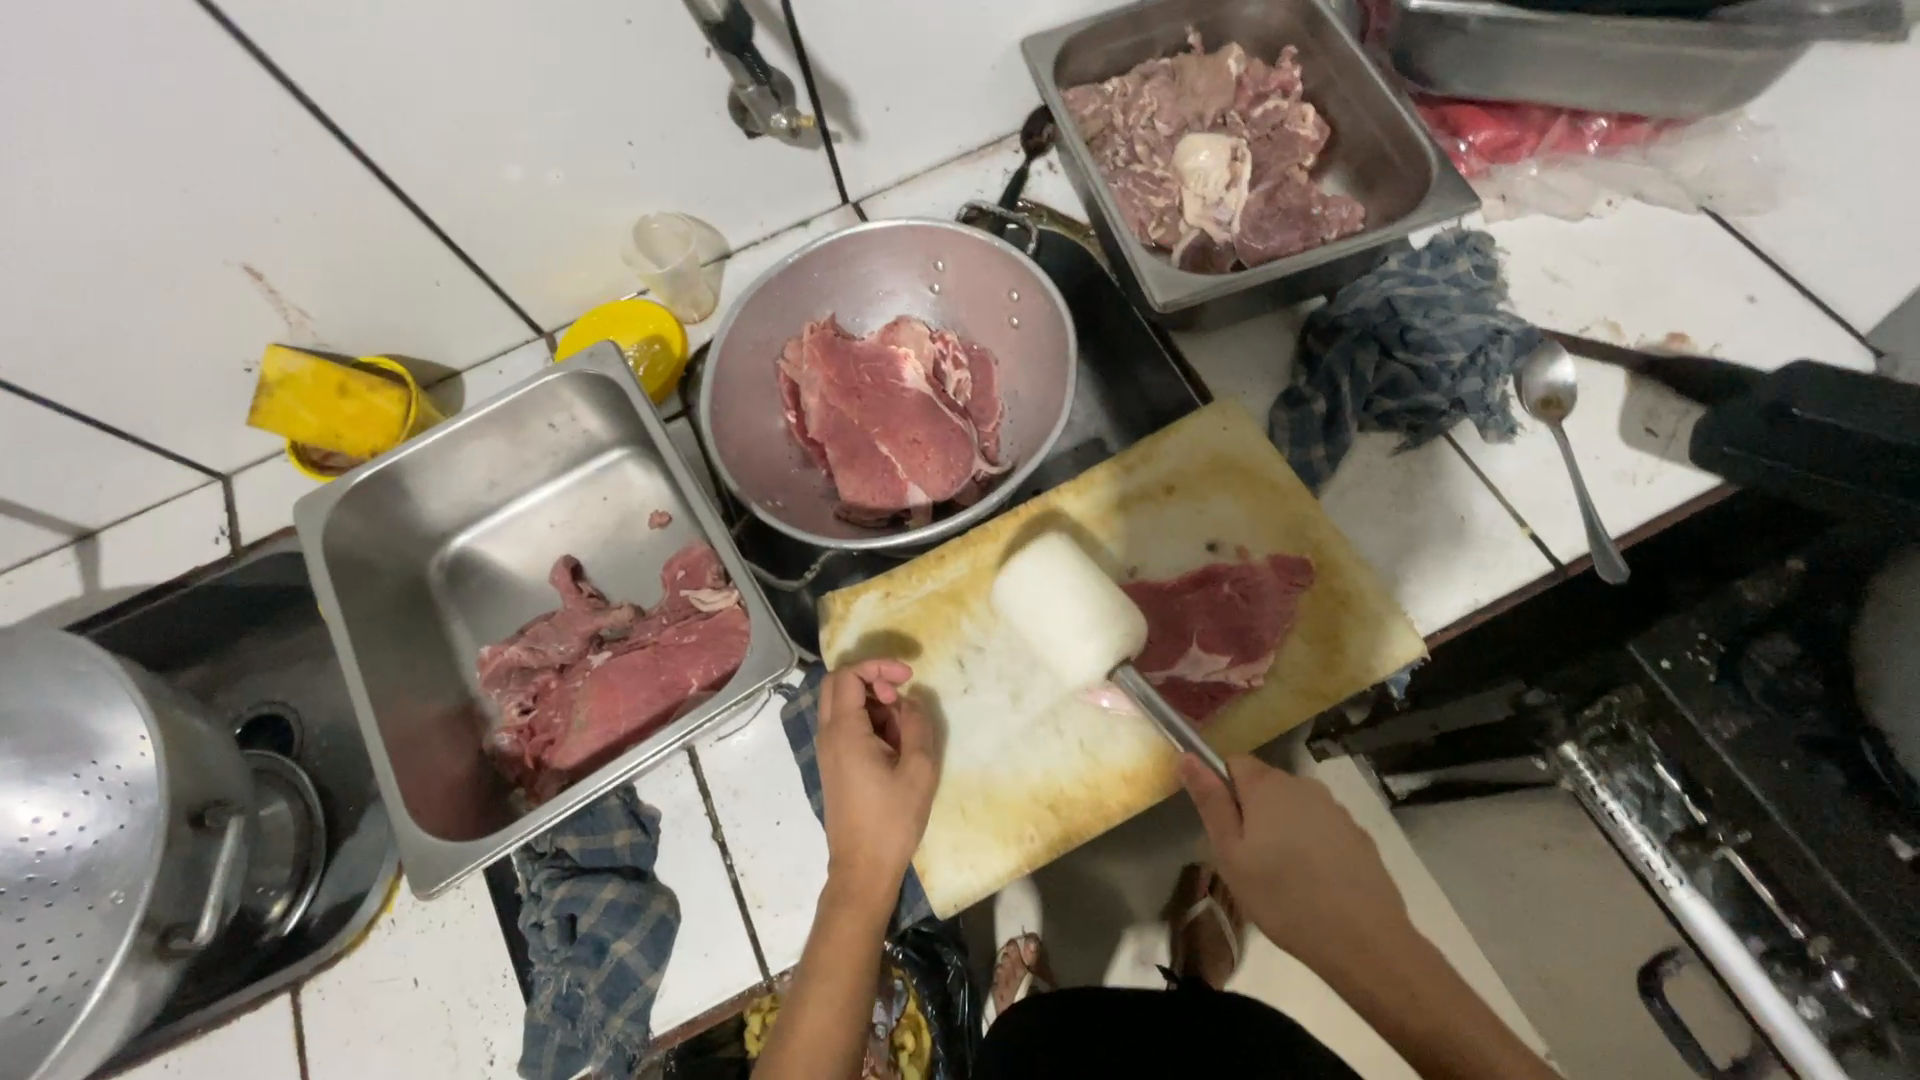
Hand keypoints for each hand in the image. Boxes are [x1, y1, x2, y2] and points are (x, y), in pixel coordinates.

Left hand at [816, 660, 940, 899]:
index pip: (848, 675)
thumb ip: (918, 724)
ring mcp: (828, 751)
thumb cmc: (892, 820)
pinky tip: (895, 746)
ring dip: (872, 702)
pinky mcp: (834, 765)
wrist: (863, 867)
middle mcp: (828, 735)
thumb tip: (910, 701)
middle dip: (871, 678)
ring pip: (842, 704)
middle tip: (900, 695)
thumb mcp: (919, 769)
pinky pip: (846, 726)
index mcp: (844, 731)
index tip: (908, 677)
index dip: (878, 666)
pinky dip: (869, 721)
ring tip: (904, 729)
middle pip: (838, 684)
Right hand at [1179, 754, 1409, 965]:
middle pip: (1265, 785)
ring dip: (1283, 829)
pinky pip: (1322, 829)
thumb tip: (1187, 756)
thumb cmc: (1282, 897)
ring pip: (1294, 808)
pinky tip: (1315, 883)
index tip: (1225, 830)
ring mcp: (1336, 810)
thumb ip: (1210, 802)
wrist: (1364, 941)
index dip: (1222, 790)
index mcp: (1268, 786)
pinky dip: (1312, 846)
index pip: (1234, 762)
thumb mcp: (1230, 854)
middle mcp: (1304, 786)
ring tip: (1283, 877)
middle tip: (1249, 860)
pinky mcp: (1359, 836)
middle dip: (1252, 812)